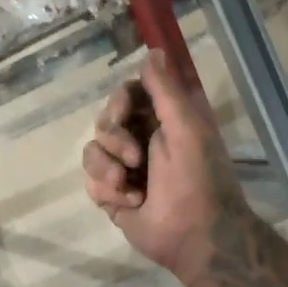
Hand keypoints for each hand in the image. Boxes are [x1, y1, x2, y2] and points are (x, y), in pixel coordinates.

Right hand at [82, 51, 246, 280]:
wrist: (195, 237)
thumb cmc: (198, 179)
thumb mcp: (186, 128)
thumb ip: (165, 90)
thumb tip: (154, 50)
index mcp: (162, 121)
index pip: (127, 95)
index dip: (119, 102)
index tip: (124, 112)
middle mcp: (141, 141)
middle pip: (104, 122)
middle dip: (113, 139)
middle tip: (134, 158)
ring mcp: (124, 170)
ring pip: (92, 152)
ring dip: (107, 170)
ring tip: (129, 188)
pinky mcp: (111, 196)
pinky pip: (89, 181)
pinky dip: (107, 192)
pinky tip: (130, 203)